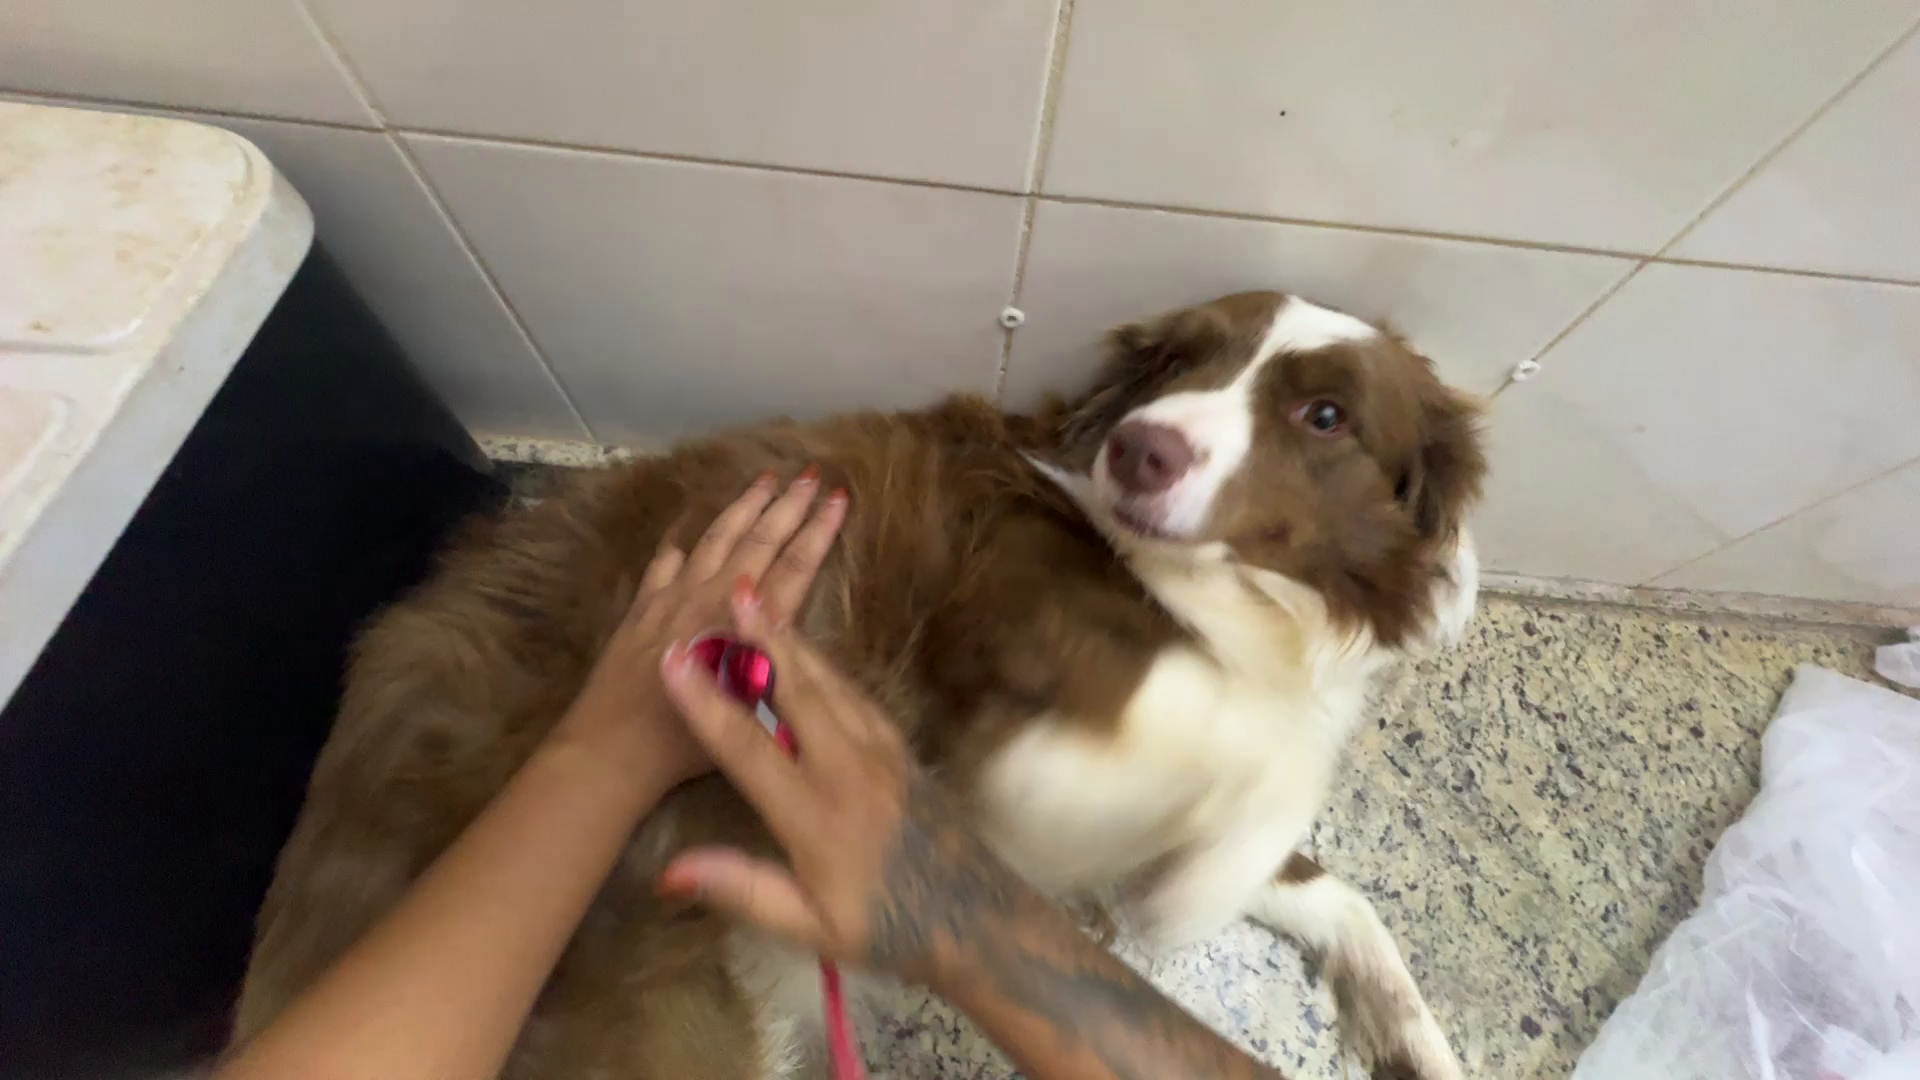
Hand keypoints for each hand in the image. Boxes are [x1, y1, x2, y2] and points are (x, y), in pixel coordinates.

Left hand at [557, 470, 845, 787]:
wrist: (614, 747)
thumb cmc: (689, 740)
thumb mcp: (750, 706)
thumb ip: (772, 655)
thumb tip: (790, 618)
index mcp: (746, 622)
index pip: (795, 566)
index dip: (819, 531)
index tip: (838, 499)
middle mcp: (714, 597)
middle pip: (760, 541)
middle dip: (790, 505)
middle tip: (812, 475)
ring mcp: (675, 596)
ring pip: (717, 539)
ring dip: (744, 507)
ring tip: (766, 480)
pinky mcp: (644, 606)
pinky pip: (664, 562)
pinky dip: (679, 541)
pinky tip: (687, 528)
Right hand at [656, 591, 1035, 989]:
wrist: (971, 915)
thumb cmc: (886, 926)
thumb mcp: (812, 929)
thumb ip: (745, 891)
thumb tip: (669, 869)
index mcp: (818, 816)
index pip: (749, 749)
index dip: (707, 703)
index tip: (675, 662)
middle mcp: (850, 769)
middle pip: (801, 691)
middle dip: (764, 640)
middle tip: (737, 594)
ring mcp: (882, 750)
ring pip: (832, 684)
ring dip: (795, 644)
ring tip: (765, 607)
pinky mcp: (900, 745)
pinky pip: (856, 695)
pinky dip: (826, 667)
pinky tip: (809, 652)